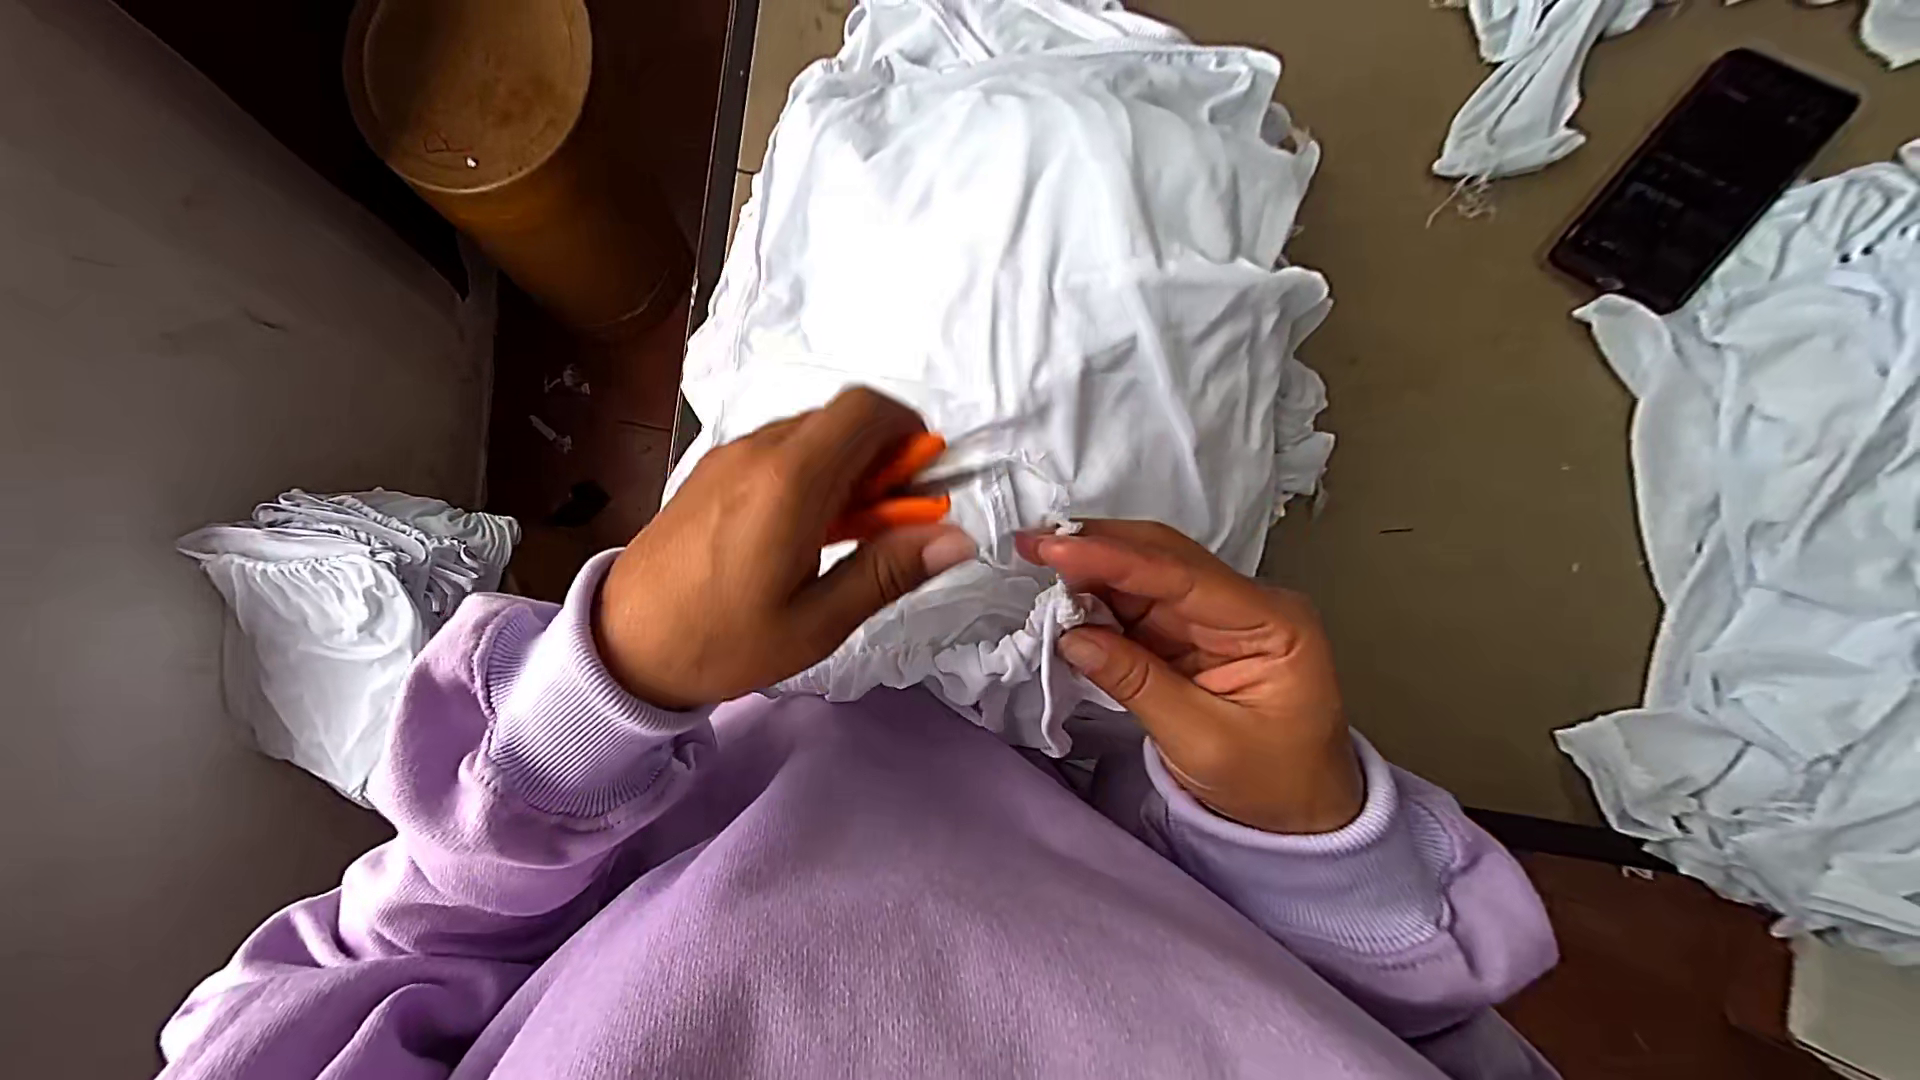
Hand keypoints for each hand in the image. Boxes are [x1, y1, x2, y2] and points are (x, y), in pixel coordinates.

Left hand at [594, 388, 976, 709]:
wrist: (620, 646)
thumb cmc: (724, 641)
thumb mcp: (819, 620)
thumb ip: (890, 569)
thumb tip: (957, 538)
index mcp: (790, 482)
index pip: (866, 410)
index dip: (909, 430)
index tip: (924, 479)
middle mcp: (760, 451)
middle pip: (843, 418)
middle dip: (885, 455)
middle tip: (896, 516)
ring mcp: (732, 455)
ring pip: (814, 432)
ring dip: (851, 464)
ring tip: (854, 528)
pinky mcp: (715, 469)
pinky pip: (782, 449)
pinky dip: (816, 470)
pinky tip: (811, 526)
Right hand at [1021, 521, 1361, 833]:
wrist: (1299, 813)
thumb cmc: (1272, 784)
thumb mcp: (1203, 743)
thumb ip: (1137, 682)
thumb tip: (1072, 636)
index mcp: (1270, 622)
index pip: (1181, 574)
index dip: (1113, 557)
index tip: (1055, 548)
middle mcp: (1241, 603)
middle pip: (1161, 557)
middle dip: (1096, 546)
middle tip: (1034, 544)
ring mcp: (1211, 614)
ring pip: (1142, 573)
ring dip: (1090, 570)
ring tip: (1038, 565)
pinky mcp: (1186, 630)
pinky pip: (1134, 603)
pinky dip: (1096, 599)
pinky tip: (1066, 597)